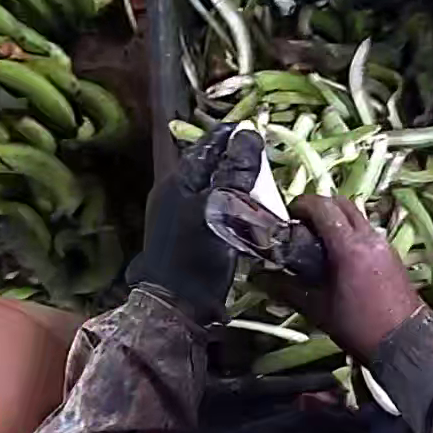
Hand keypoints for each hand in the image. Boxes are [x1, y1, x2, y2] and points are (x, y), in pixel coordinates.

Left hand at [126, 125, 262, 318]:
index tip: (251, 127)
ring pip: (209, 188)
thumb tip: (247, 134)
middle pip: (206, 167)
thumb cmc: (196, 253)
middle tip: (259, 154)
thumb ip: (234, 171)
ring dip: (231, 182)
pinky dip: (229, 204)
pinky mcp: (187, 237)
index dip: (228, 136)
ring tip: (256, 180)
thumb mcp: (219, 207)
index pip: (206, 147)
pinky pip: (212, 209)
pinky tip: (244, 211)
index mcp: (178, 182)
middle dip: (231, 158)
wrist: (177, 305)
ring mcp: (177, 217)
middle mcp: (173, 195)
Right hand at [280, 194, 423, 360]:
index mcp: (349, 248)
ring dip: (336, 217)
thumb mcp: (318, 310)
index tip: (287, 213)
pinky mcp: (392, 253)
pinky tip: (338, 253)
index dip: (302, 204)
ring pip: (357, 215)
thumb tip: (260, 278)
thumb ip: (287, 289)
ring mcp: (384, 244)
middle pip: (342, 203)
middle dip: (319, 206)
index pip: (323, 208)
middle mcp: (369, 238)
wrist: (407, 343)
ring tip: (317, 238)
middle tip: (300, 222)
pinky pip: (367, 230)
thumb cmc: (359, 327)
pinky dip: (350, 230)